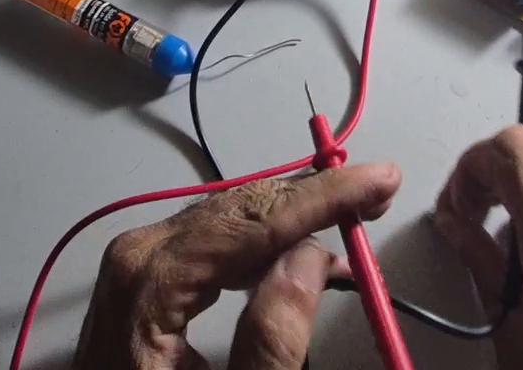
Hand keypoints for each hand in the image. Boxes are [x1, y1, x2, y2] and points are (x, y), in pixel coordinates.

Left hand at [74, 163, 401, 369]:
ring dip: (299, 215)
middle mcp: (142, 251)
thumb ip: (269, 344)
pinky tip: (306, 248)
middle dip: (318, 196)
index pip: (254, 221)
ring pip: (237, 216)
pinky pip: (221, 238)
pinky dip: (269, 239)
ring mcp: (144, 257)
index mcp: (151, 281)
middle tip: (380, 189)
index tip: (380, 178)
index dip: (323, 197)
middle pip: (247, 207)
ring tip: (356, 213)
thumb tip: (312, 258)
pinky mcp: (151, 269)